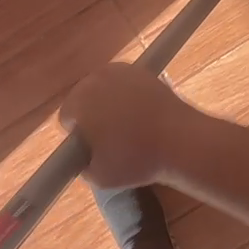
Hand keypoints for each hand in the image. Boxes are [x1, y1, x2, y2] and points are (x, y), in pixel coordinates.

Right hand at [58, 63, 200, 188]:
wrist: (181, 140)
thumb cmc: (136, 159)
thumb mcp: (99, 177)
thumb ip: (82, 166)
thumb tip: (84, 158)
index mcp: (78, 101)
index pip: (66, 118)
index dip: (78, 136)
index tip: (94, 149)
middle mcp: (94, 78)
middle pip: (83, 99)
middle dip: (92, 116)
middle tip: (111, 139)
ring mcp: (120, 70)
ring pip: (104, 90)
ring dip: (109, 105)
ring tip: (129, 128)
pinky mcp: (142, 71)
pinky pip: (124, 85)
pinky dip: (128, 97)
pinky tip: (142, 115)